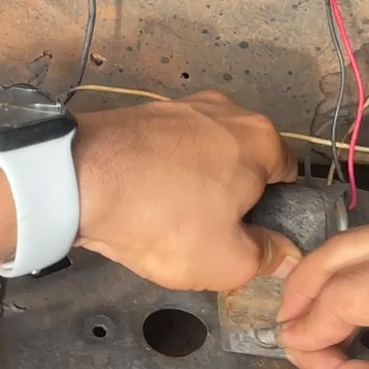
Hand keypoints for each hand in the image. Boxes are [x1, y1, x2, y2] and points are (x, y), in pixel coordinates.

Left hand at [75, 91, 300, 290]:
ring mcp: (182, 107)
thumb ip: (267, 258)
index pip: (289, 178)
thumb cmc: (164, 219)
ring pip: (204, 156)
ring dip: (196, 186)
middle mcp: (227, 111)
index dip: (275, 213)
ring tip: (171, 221)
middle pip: (245, 163)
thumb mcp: (227, 261)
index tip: (253, 239)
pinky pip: (168, 150)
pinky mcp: (144, 113)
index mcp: (262, 139)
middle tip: (211, 235)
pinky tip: (145, 200)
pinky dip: (163, 174)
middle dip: (233, 198)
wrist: (79, 180)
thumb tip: (285, 253)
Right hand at [276, 209, 368, 368]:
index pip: (344, 293)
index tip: (290, 351)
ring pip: (367, 239)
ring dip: (333, 276)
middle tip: (288, 326)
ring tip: (314, 315)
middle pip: (346, 250)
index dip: (308, 325)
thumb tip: (305, 352)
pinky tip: (356, 297)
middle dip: (306, 289)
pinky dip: (367, 267)